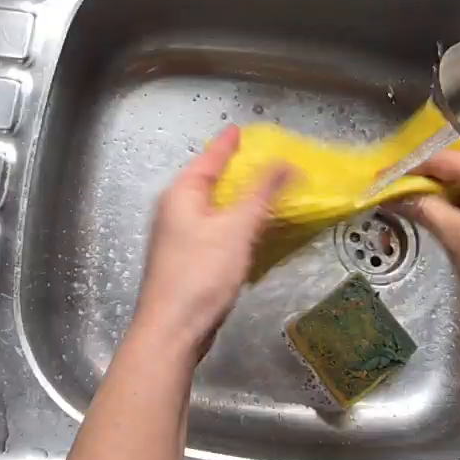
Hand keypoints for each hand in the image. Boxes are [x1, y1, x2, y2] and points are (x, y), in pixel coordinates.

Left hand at [131, 128, 290, 361]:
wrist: (173, 330)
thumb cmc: (201, 273)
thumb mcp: (236, 228)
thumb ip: (262, 193)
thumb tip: (286, 162)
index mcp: (181, 193)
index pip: (210, 158)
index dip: (228, 144)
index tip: (241, 129)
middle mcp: (176, 209)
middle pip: (210, 181)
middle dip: (237, 171)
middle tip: (266, 160)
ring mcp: (179, 236)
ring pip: (214, 207)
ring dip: (239, 199)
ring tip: (267, 191)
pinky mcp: (188, 259)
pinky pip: (215, 230)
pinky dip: (235, 224)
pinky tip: (253, 230)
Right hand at [400, 149, 459, 317]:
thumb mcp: (456, 238)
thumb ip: (423, 208)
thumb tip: (395, 195)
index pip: (438, 159)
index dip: (406, 170)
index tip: (381, 183)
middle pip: (459, 163)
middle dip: (428, 179)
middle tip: (401, 197)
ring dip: (449, 190)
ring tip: (426, 210)